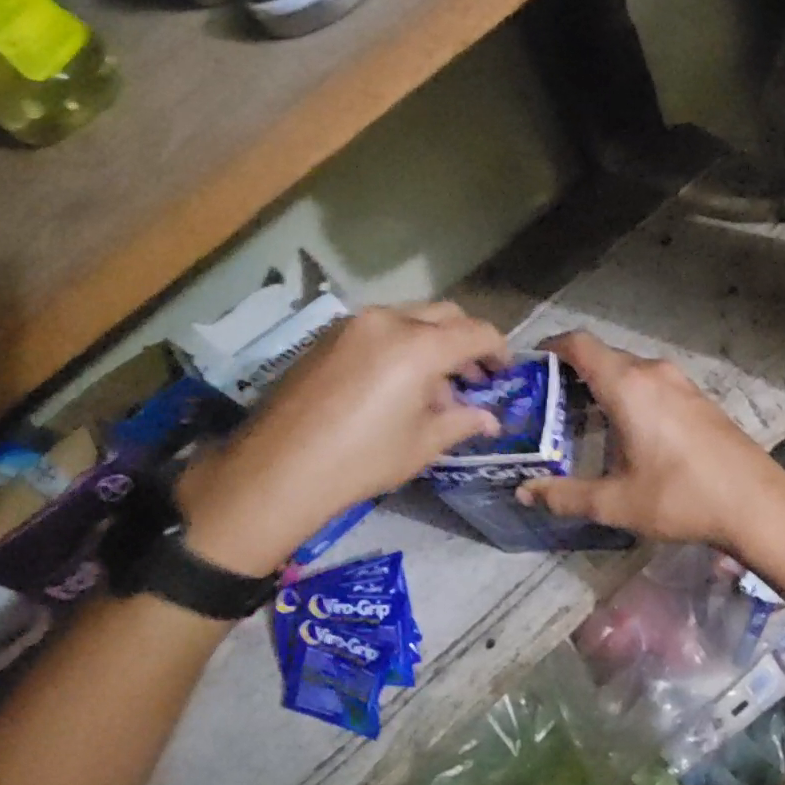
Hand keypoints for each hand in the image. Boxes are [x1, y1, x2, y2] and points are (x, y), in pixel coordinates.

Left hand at [176, 302, 506, 575]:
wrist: (279, 469)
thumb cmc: (362, 460)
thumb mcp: (423, 444)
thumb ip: (462, 422)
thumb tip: (490, 419)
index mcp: (419, 346)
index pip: (476, 332)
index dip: (499, 350)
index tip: (505, 372)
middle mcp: (388, 321)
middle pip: (445, 315)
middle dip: (466, 341)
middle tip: (474, 377)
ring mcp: (353, 325)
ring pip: (410, 318)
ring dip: (432, 342)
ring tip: (435, 386)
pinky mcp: (327, 337)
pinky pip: (379, 329)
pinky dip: (401, 346)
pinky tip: (397, 385)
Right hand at [515, 331, 784, 557]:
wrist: (757, 504)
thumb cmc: (681, 498)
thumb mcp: (616, 503)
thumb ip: (565, 496)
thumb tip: (525, 492)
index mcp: (628, 386)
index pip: (579, 345)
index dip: (549, 348)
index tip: (529, 369)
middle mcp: (654, 373)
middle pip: (603, 357)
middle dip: (571, 375)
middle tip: (547, 407)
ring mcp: (682, 384)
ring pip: (630, 372)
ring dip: (603, 387)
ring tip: (580, 421)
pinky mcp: (700, 399)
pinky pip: (653, 385)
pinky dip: (630, 396)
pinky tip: (626, 432)